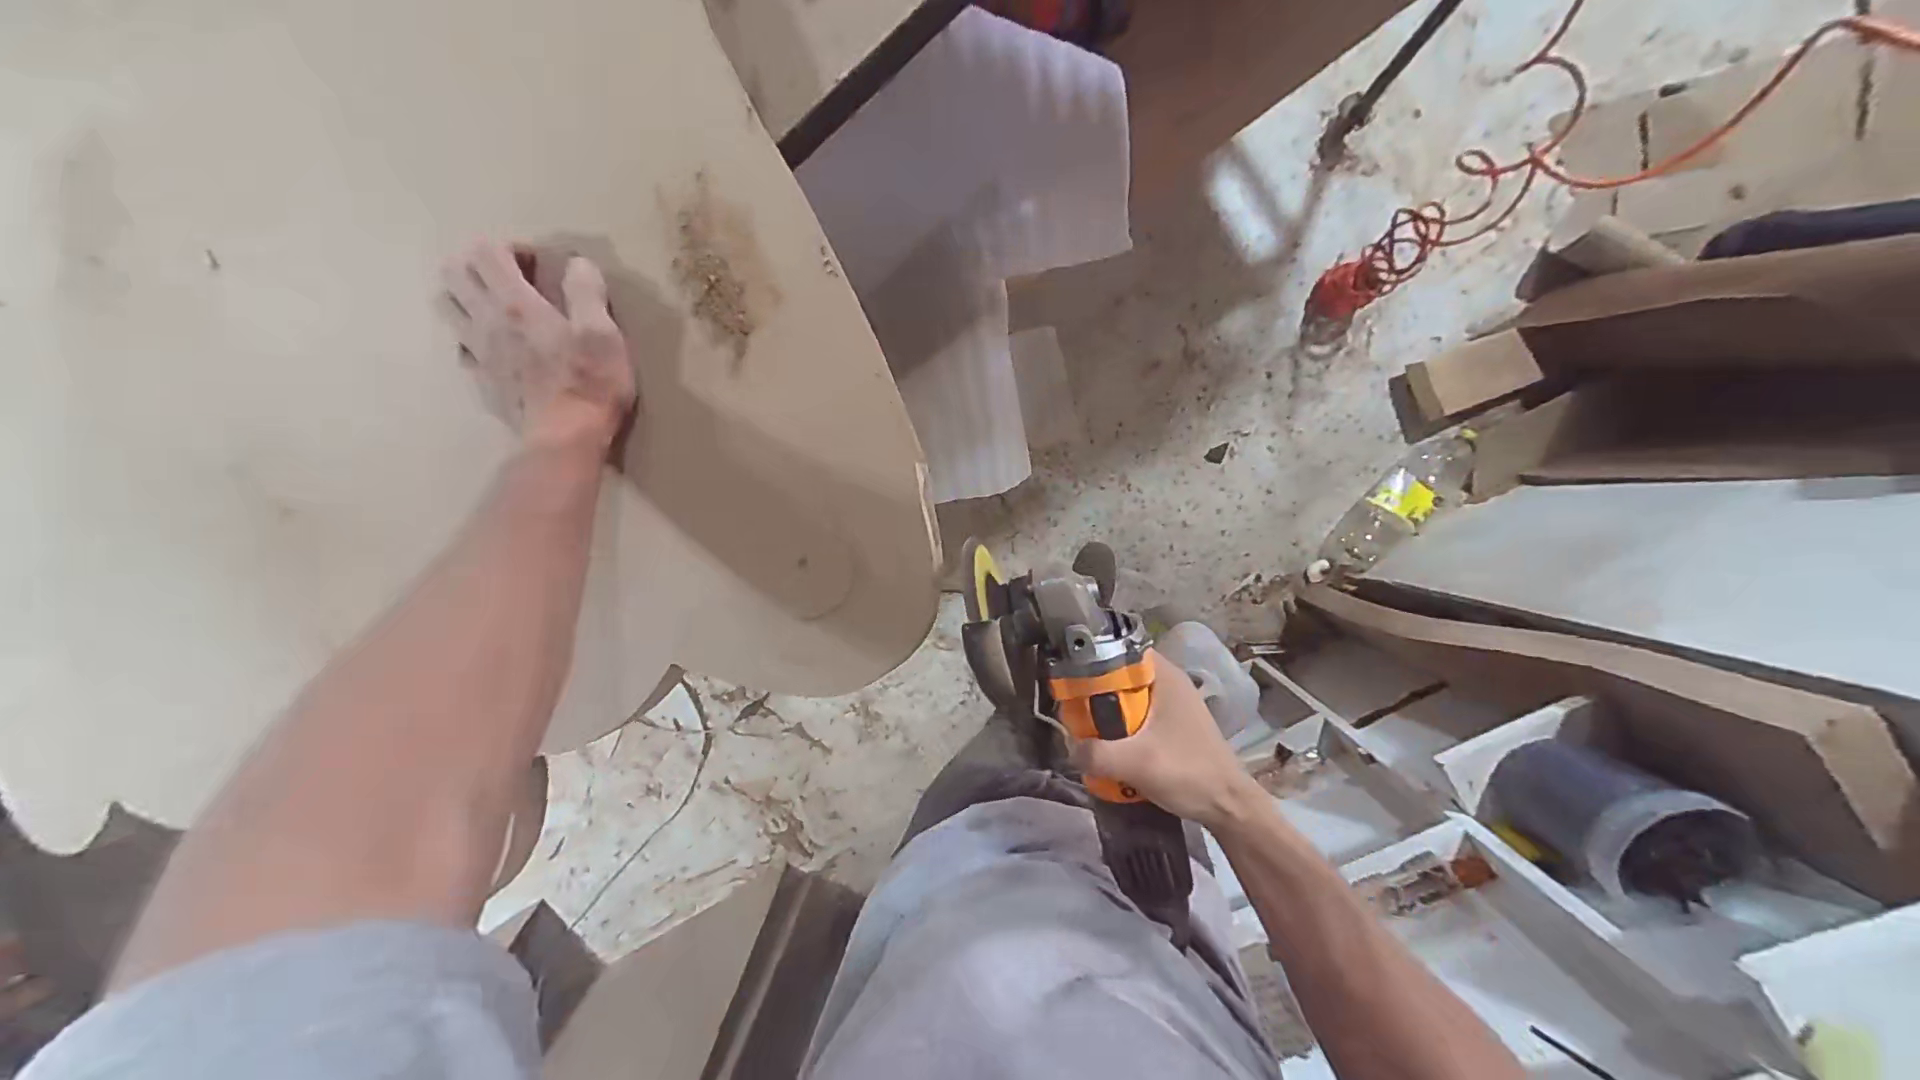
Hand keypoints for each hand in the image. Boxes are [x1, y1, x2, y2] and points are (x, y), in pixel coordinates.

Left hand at [440, 241, 636, 452]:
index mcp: (517, 304)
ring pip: (447, 307)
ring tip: (499, 309)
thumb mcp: (604, 334)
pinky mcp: (482, 383)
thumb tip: (578, 264)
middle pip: (454, 272)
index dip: (510, 248)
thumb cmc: (590, 384)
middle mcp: (487, 321)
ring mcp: (479, 354)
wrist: (565, 440)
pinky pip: (462, 350)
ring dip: (466, 297)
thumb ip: (588, 293)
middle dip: (479, 266)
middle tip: (512, 280)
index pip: (487, 252)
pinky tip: (498, 350)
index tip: (538, 265)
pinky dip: (473, 340)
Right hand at [1069, 650, 1262, 828]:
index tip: (1069, 683)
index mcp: (1165, 675)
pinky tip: (1110, 748)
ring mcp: (1172, 704)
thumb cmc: (1189, 773)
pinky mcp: (1172, 725)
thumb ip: (1096, 753)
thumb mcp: (1136, 763)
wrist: (1229, 808)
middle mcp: (1169, 682)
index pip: (1119, 651)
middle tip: (1074, 714)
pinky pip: (1137, 717)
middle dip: (1094, 695)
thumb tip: (1068, 747)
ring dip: (1107, 716)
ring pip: (1127, 699)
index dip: (1091, 662)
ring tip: (1087, 733)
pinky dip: (1121, 729)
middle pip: (1119, 676)